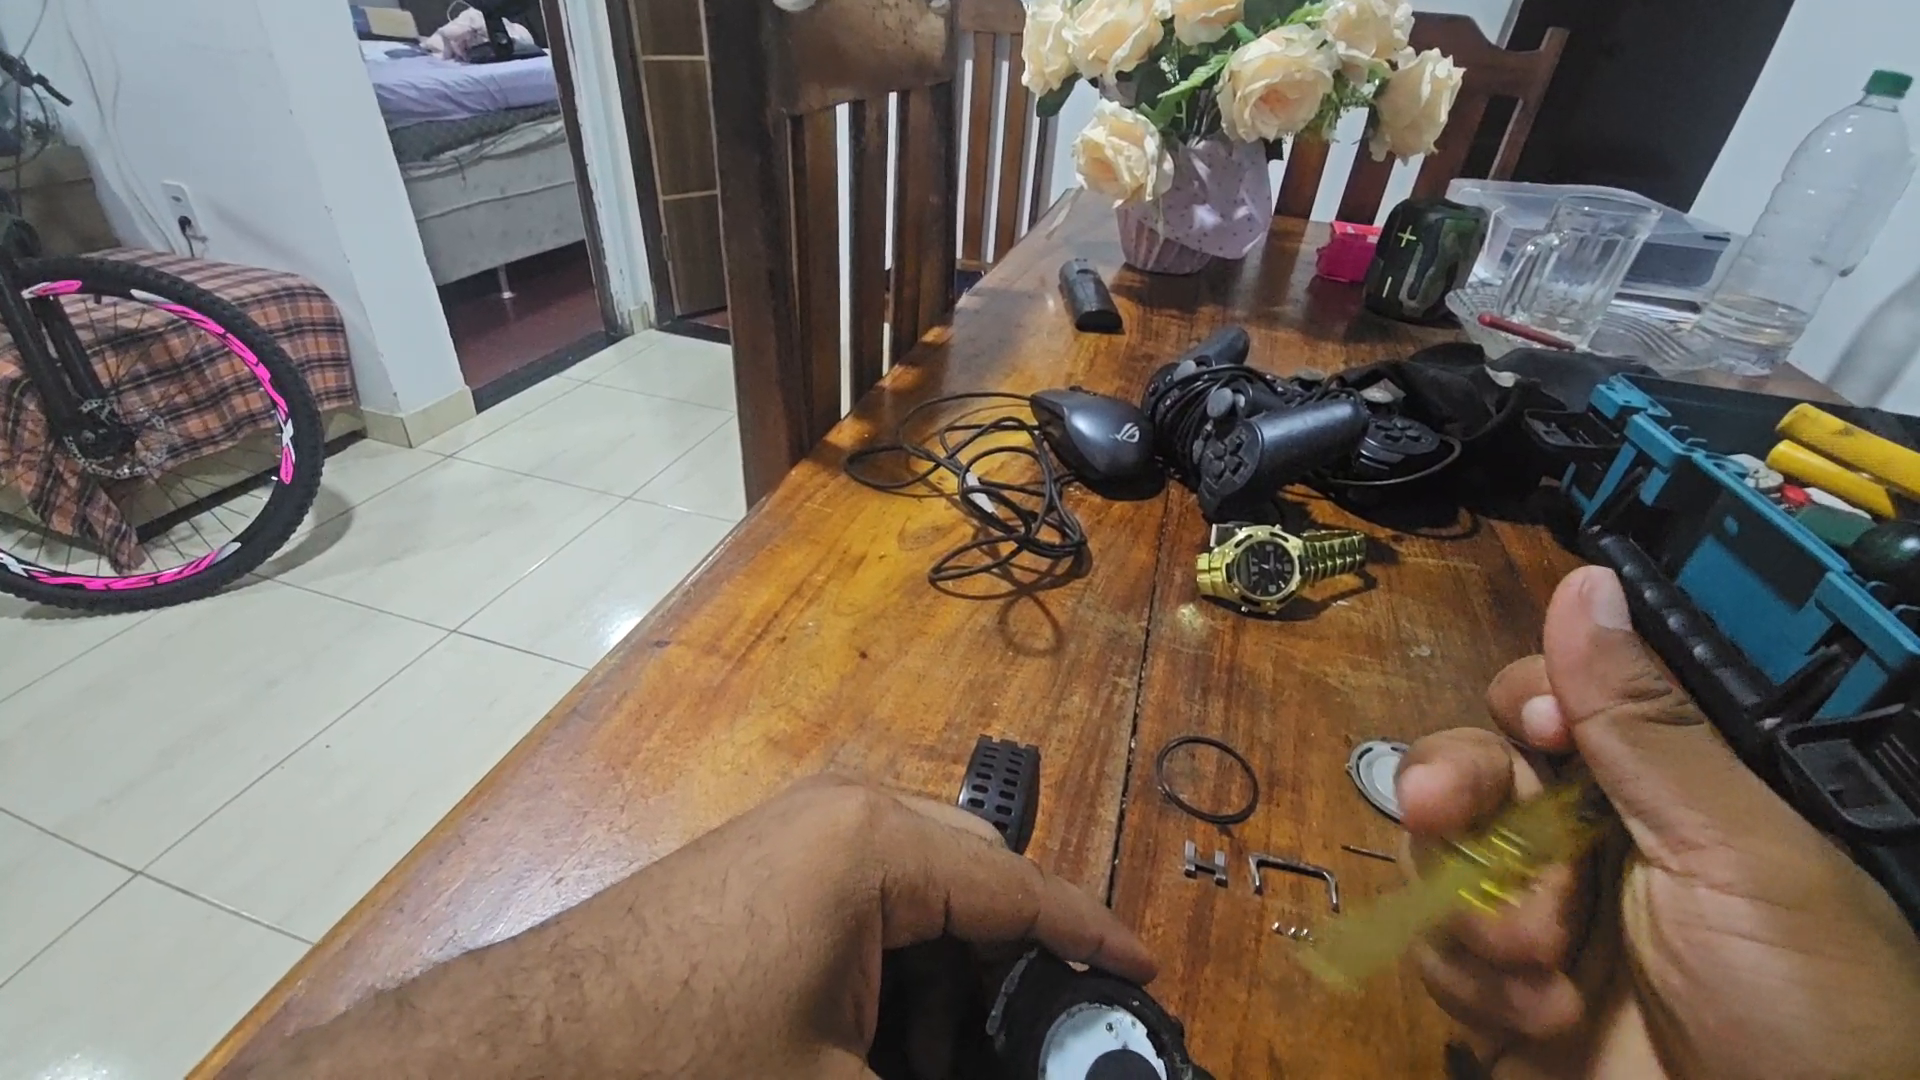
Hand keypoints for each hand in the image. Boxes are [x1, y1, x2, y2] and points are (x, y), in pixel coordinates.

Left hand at [251, 775, 1152, 1079]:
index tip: (1144, 965)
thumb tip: (971, 1064)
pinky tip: (890, 1019)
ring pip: (915, 879)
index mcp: (873, 841)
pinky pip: (862, 894)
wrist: (505, 1058)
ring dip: (953, 949)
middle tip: (1059, 1011)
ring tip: (970, 1032)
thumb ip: (933, 1077)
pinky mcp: (759, 866)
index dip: (1087, 927)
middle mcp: (840, 812)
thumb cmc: (682, 1061)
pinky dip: (897, 950)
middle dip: (1019, 937)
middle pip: (969, 866)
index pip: (1013, 882)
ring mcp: (793, 832)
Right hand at [1398, 566, 1919, 1078]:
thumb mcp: (1738, 857)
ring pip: (1431, 851)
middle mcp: (1573, 838)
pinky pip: (1426, 939)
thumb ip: (1645, 725)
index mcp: (1645, 795)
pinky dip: (1468, 976)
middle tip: (1443, 812)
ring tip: (1540, 973)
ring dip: (1473, 910)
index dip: (1524, 702)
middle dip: (1450, 789)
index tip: (1537, 728)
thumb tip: (1584, 582)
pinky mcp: (1483, 975)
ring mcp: (1521, 907)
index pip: (1546, 705)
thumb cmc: (1798, 1011)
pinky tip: (1534, 1017)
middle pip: (1464, 766)